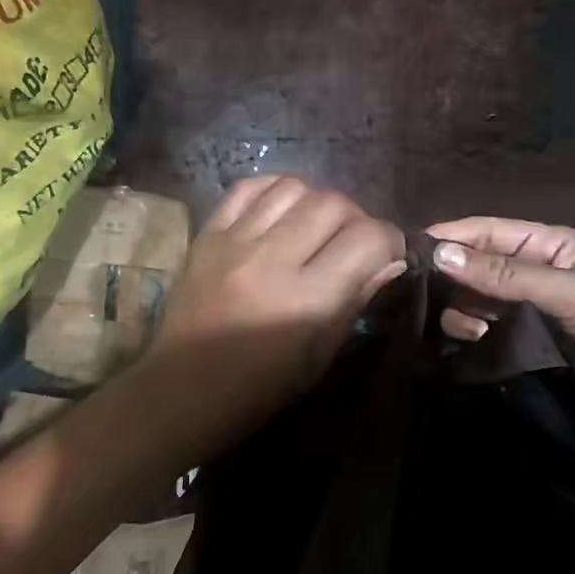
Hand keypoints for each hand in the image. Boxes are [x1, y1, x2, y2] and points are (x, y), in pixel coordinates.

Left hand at [142, 176, 405, 449]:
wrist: (184, 386)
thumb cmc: (258, 387)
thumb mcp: (319, 355)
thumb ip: (355, 300)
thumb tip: (390, 260)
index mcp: (306, 299)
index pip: (367, 239)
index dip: (388, 242)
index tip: (385, 255)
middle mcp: (271, 259)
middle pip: (331, 203)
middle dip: (354, 218)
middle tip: (348, 242)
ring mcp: (233, 241)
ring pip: (291, 187)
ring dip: (313, 202)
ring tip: (311, 227)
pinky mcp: (206, 235)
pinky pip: (246, 188)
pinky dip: (271, 191)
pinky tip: (278, 212)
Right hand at [426, 217, 574, 469]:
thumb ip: (506, 274)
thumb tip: (437, 252)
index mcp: (554, 247)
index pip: (488, 231)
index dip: (449, 237)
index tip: (405, 251)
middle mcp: (534, 275)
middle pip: (472, 265)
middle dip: (448, 277)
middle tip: (420, 295)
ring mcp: (525, 315)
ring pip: (469, 301)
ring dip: (457, 310)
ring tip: (467, 329)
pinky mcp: (520, 351)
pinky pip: (478, 334)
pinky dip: (465, 336)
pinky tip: (469, 344)